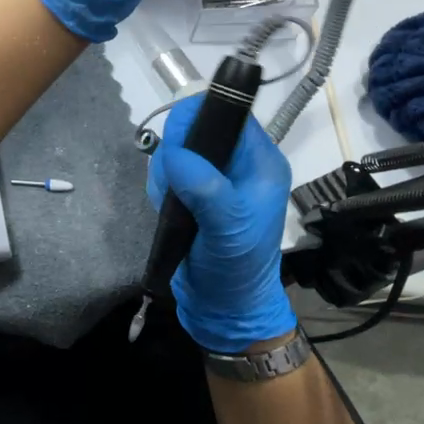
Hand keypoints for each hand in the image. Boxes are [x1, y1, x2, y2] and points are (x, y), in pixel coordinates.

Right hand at [148, 96, 295, 352]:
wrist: (223, 309)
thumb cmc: (235, 268)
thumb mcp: (227, 228)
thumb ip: (205, 188)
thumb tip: (175, 153)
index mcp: (260, 163)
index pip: (230, 114)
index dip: (200, 119)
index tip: (177, 145)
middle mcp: (239, 165)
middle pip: (198, 128)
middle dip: (177, 152)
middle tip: (174, 184)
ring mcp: (216, 179)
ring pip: (179, 150)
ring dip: (166, 172)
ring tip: (172, 203)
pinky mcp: (195, 193)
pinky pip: (170, 171)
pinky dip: (162, 186)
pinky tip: (167, 208)